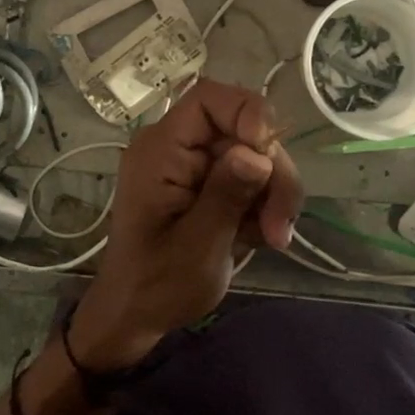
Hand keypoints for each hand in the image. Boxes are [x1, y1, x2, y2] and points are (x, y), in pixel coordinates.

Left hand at [67, 80, 302, 369]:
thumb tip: (255, 153)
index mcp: (160, 150)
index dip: (247, 113)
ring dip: (274, 194)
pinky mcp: (205, 183)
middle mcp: (175, 147)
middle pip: (243, 129)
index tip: (267, 156)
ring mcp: (191, 165)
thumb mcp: (198, 246)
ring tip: (272, 239)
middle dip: (272, 172)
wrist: (135, 316)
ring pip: (255, 154)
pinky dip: (263, 204)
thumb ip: (226, 196)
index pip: (208, 99)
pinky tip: (257, 237)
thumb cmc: (157, 285)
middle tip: (279, 227)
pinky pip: (249, 176)